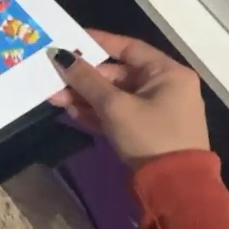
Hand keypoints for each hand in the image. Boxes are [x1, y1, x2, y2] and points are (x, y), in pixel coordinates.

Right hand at [48, 29, 207, 168]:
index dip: (97, 42)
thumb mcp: (115, 106)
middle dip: (84, 79)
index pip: (128, 47)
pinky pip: (118, 113)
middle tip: (54, 79)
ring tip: (56, 99)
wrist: (174, 188)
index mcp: (167, 73)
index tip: (69, 40)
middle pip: (117, 74)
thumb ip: (86, 80)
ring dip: (85, 97)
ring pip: (114, 95)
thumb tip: (61, 55)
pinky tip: (72, 114)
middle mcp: (165, 87)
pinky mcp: (147, 130)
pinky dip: (97, 112)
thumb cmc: (149, 136)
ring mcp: (157, 110)